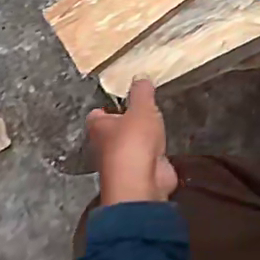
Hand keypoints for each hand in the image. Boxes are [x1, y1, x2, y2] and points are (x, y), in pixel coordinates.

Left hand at [87, 79, 177, 205]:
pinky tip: (162, 146)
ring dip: (139, 140)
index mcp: (99, 128)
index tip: (121, 100)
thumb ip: (142, 92)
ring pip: (128, 146)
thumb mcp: (142, 109)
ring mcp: (121, 163)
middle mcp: (105, 146)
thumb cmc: (134, 142)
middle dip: (124, 124)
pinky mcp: (137, 174)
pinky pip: (144, 159)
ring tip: (155, 126)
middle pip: (111, 132)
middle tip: (142, 112)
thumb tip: (140, 77)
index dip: (106, 107)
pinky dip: (152, 154)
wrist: (142, 182)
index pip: (96, 115)